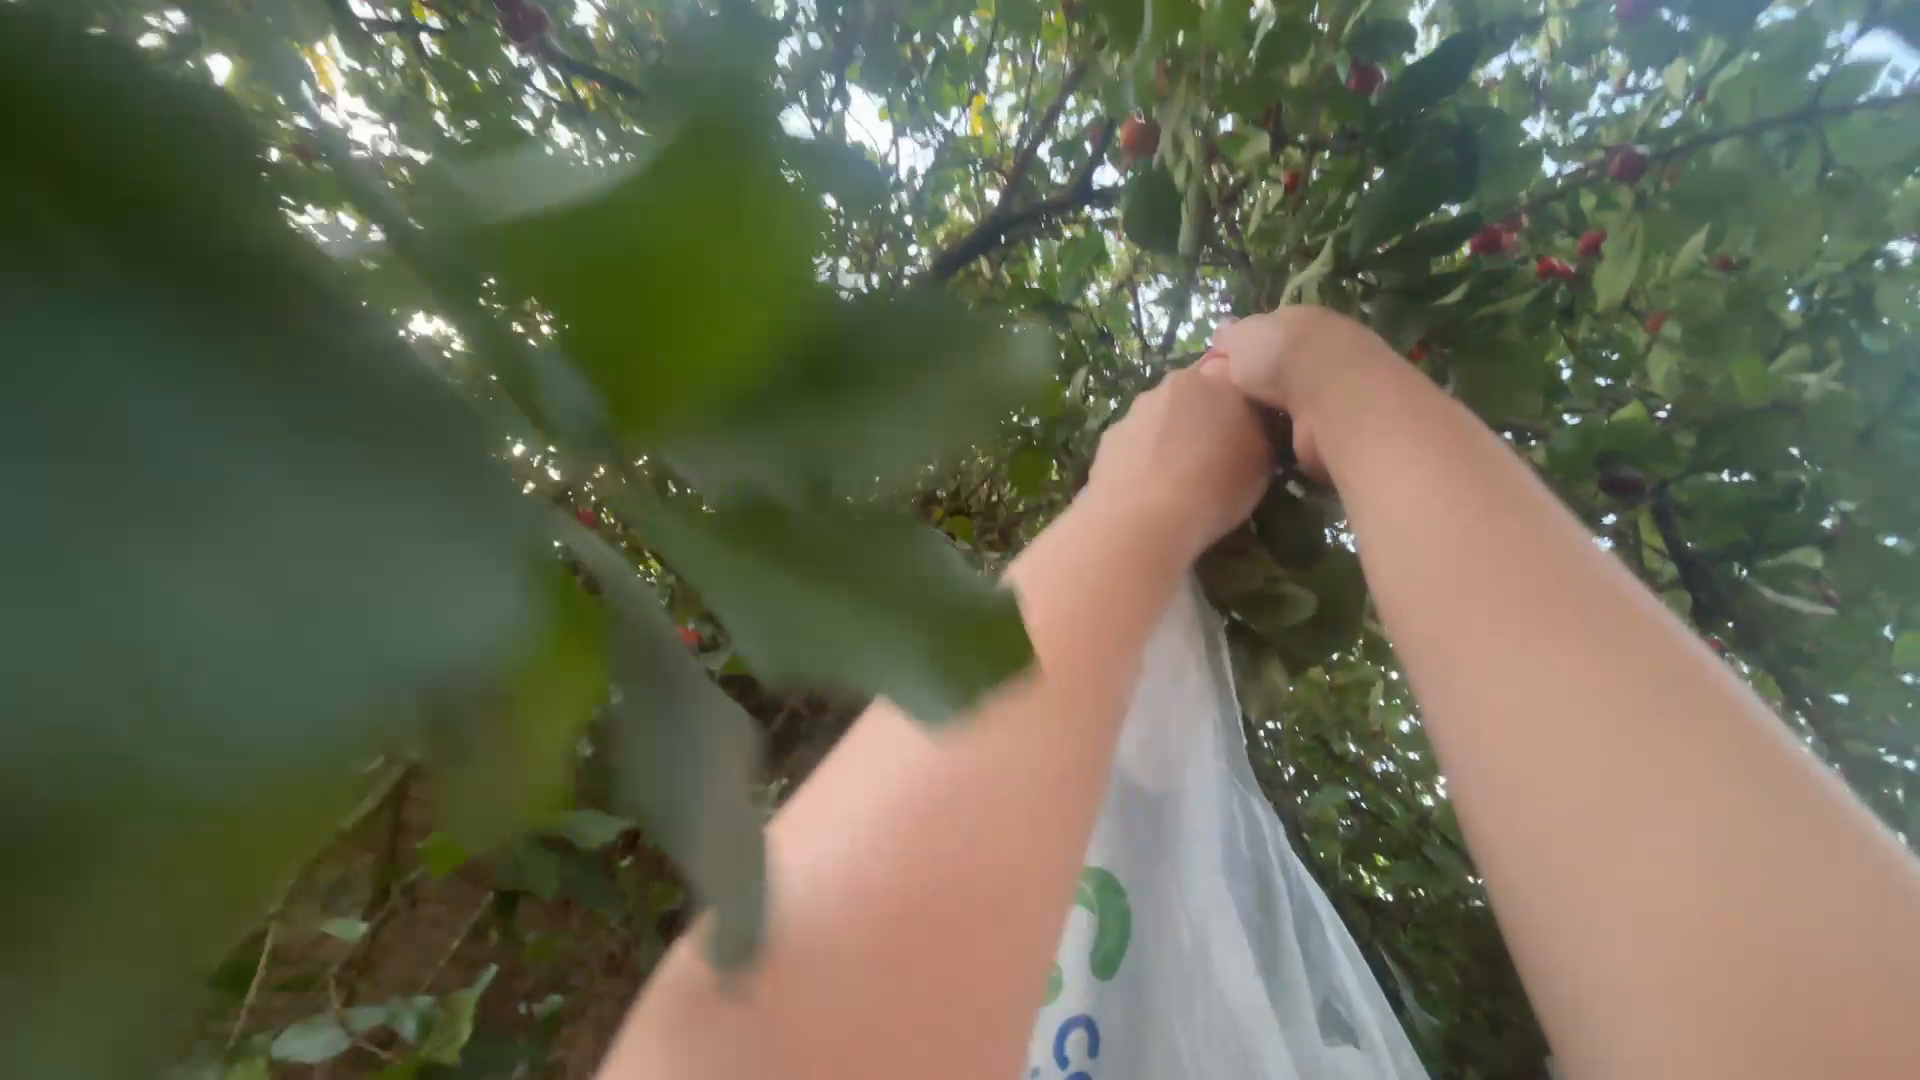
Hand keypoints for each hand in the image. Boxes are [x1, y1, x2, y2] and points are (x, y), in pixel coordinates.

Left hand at [1084, 360, 1270, 560]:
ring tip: (1175, 478)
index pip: (1233, 376)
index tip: (1242, 431)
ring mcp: (1136, 409)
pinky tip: (1147, 488)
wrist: (1142, 518)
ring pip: (1159, 418)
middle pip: (1193, 394)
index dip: (1238, 403)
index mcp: (1218, 380)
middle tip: (1210, 456)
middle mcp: (1174, 385)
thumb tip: (1250, 427)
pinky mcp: (1108, 437)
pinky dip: (1141, 458)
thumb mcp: (1261, 463)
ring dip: (1168, 437)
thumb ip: (1257, 432)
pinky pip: (1134, 442)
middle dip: (1200, 417)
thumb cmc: (1216, 488)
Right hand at [1203, 306, 1406, 479]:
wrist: (1330, 398)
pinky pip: (1298, 425)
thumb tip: (1223, 333)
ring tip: (1238, 425)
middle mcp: (1318, 348)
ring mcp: (1331, 385)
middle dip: (1253, 383)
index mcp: (1298, 320)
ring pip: (1287, 398)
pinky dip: (1283, 432)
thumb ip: (1228, 337)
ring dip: (1268, 410)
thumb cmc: (1281, 357)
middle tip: (1224, 403)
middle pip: (1276, 366)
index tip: (1215, 373)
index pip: (1264, 331)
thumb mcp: (1241, 336)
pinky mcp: (1336, 419)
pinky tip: (1262, 440)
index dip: (1239, 351)